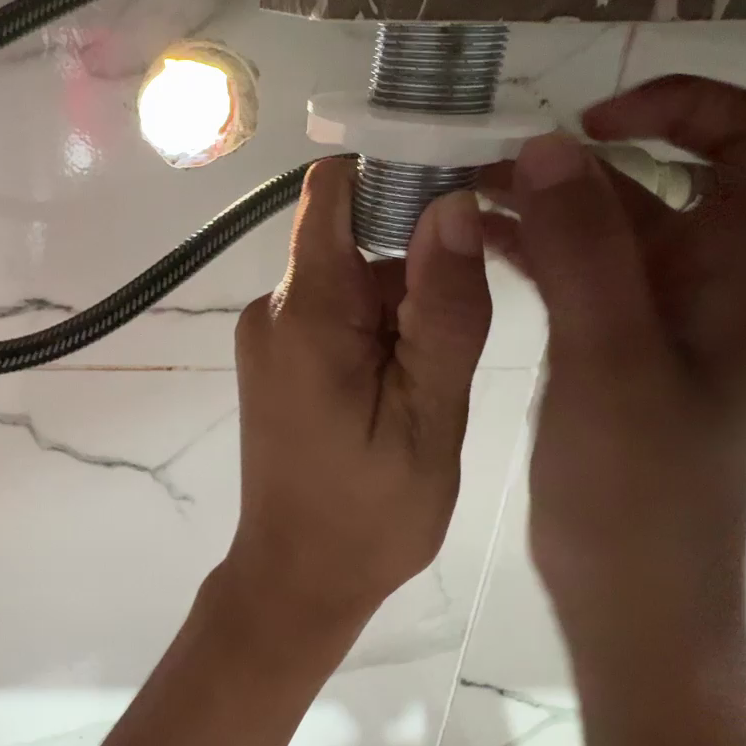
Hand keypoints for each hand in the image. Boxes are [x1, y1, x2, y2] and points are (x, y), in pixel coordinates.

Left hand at [227, 157, 493, 628]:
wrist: (298, 577)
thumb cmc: (369, 514)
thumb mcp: (429, 414)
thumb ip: (445, 309)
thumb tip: (454, 202)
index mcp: (306, 313)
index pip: (335, 192)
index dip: (397, 168)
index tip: (465, 179)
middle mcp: (274, 309)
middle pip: (354, 234)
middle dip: (417, 257)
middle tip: (474, 309)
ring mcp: (271, 334)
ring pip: (351, 277)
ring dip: (403, 302)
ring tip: (440, 368)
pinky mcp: (278, 358)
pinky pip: (335, 312)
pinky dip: (378, 327)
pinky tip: (407, 381)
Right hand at [481, 76, 745, 634]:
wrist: (634, 594)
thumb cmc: (637, 487)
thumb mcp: (611, 358)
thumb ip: (585, 249)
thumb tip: (548, 144)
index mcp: (736, 271)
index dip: (680, 105)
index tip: (584, 124)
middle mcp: (703, 282)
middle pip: (656, 178)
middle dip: (572, 157)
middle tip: (481, 163)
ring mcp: (652, 319)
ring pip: (601, 228)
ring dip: (537, 203)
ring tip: (456, 197)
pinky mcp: (607, 351)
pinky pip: (572, 275)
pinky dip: (526, 249)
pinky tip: (468, 249)